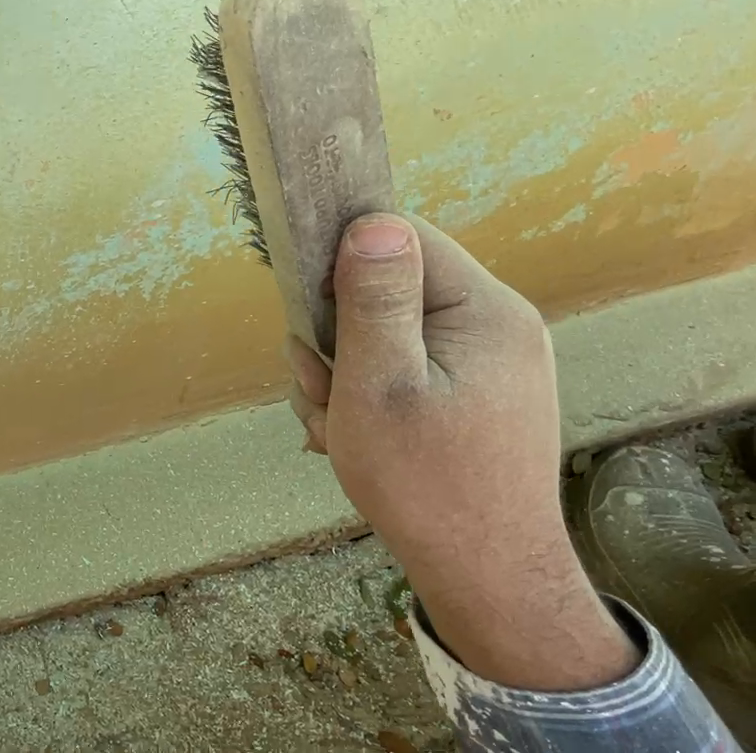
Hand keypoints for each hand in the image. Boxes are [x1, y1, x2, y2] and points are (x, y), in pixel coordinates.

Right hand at [287, 213, 637, 690]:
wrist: (482, 575)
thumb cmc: (423, 479)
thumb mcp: (379, 382)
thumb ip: (375, 300)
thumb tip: (372, 222)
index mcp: (484, 311)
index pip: (403, 237)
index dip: (342, 257)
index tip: (305, 302)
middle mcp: (491, 325)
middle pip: (381, 287)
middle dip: (332, 332)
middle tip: (325, 386)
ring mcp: (479, 360)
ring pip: (374, 331)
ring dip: (336, 371)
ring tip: (337, 422)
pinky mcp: (464, 390)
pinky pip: (390, 365)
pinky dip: (356, 394)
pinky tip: (350, 434)